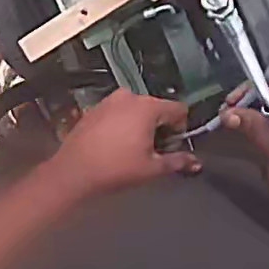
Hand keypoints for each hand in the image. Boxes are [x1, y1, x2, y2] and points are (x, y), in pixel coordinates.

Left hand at [39, 89, 199, 202]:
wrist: (73, 171)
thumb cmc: (116, 169)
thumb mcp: (151, 168)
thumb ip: (177, 161)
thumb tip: (195, 162)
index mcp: (147, 106)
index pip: (178, 109)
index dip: (180, 129)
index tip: (170, 147)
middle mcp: (129, 96)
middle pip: (157, 108)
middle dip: (160, 128)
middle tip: (151, 152)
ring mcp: (109, 100)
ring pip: (136, 110)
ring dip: (140, 125)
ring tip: (132, 150)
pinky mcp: (94, 108)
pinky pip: (118, 112)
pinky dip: (122, 124)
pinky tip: (114, 145)